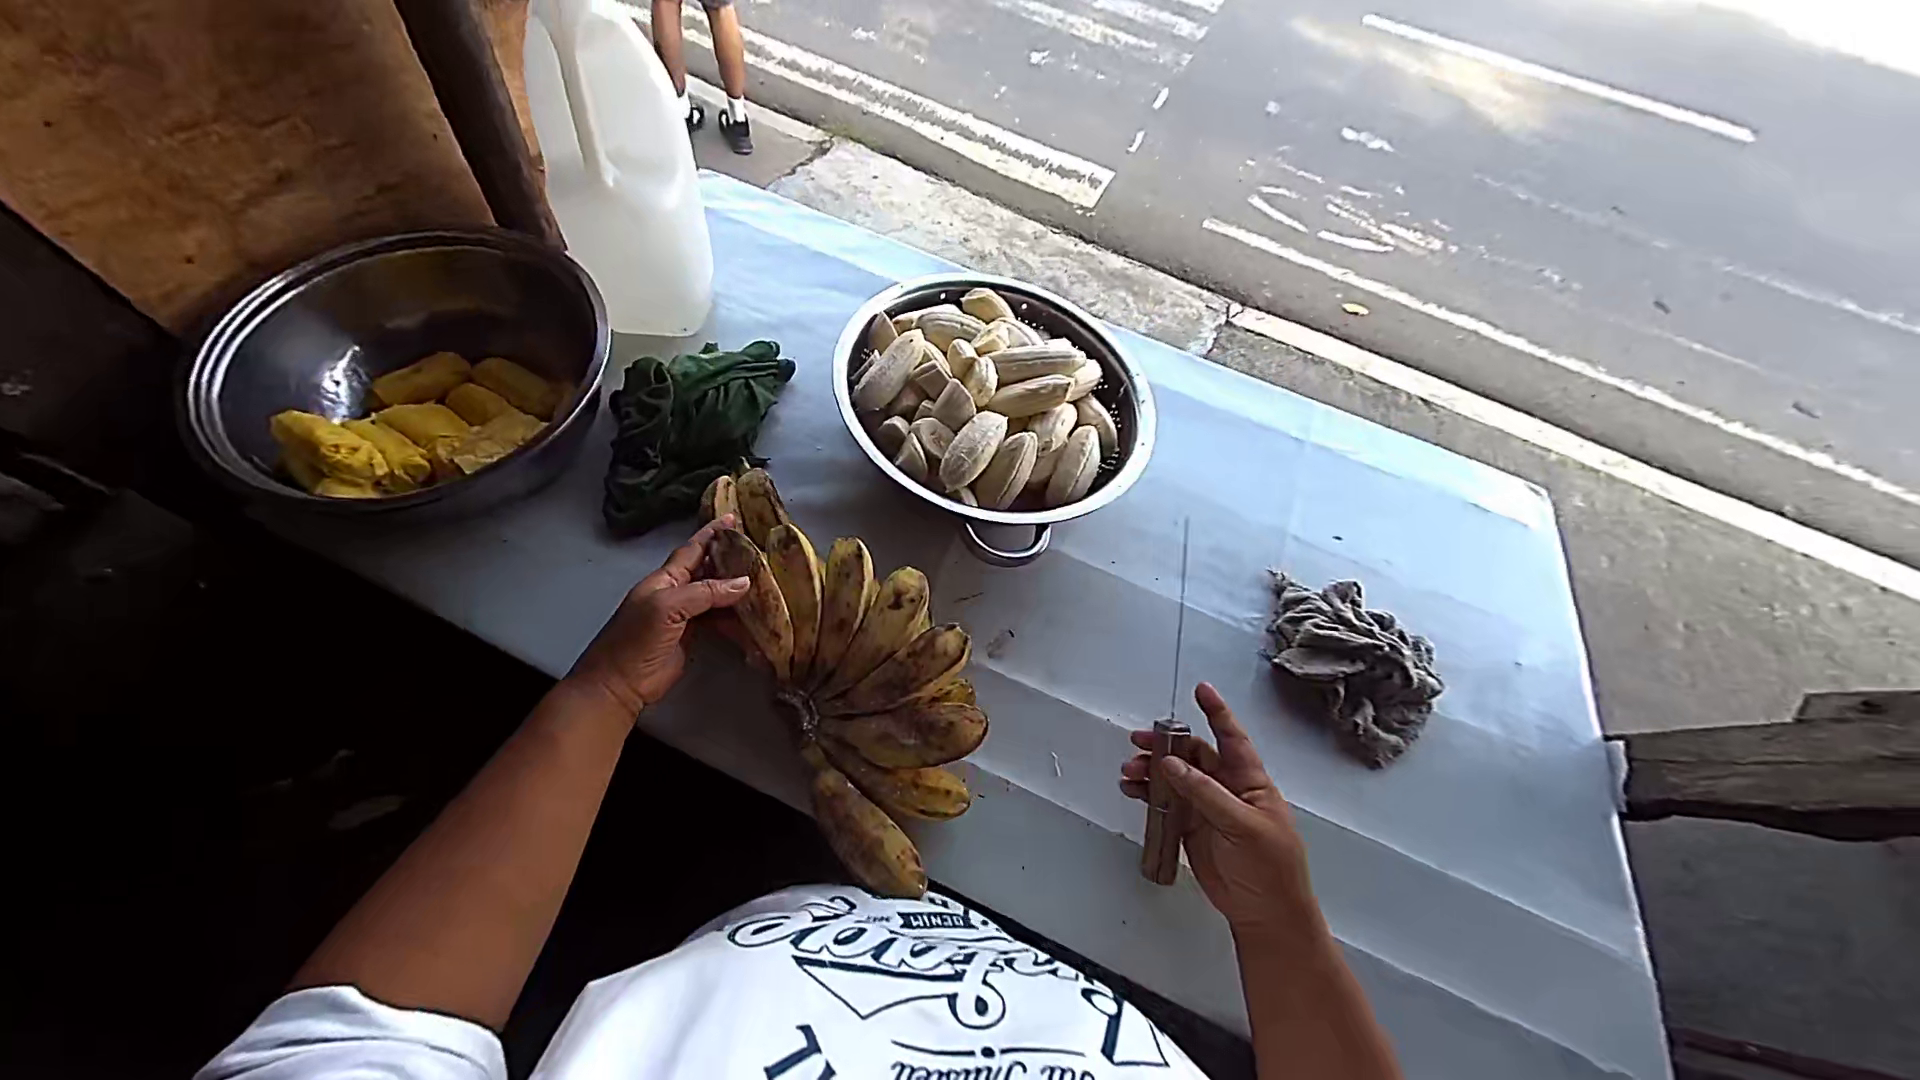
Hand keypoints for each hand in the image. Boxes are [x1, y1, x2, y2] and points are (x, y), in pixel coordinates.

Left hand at [567, 516, 750, 718]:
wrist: (619, 684)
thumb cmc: (637, 640)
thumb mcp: (669, 608)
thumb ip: (706, 592)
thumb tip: (744, 582)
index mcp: (666, 579)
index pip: (693, 550)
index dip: (711, 534)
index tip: (731, 518)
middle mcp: (677, 592)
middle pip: (709, 570)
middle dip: (731, 559)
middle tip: (760, 550)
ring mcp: (685, 615)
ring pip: (717, 595)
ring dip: (738, 590)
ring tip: (766, 581)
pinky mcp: (693, 636)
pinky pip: (720, 619)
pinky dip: (736, 617)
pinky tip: (754, 616)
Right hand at [1120, 683, 1320, 939]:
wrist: (1265, 916)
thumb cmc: (1269, 868)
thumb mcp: (1242, 826)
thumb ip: (1205, 792)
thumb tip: (1171, 763)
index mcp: (1249, 782)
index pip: (1232, 738)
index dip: (1217, 712)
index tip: (1201, 689)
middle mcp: (1226, 788)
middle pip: (1192, 754)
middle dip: (1165, 744)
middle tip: (1138, 741)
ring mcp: (1206, 807)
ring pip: (1174, 776)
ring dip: (1150, 769)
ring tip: (1129, 772)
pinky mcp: (1190, 826)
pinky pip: (1164, 801)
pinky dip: (1146, 793)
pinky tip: (1132, 791)